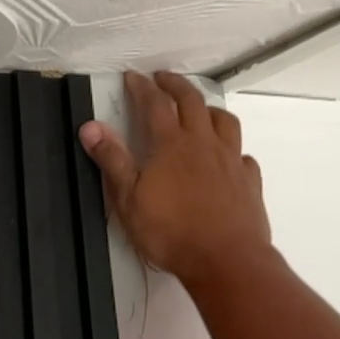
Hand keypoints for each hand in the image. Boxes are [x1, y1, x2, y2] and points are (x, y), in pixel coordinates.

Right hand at [78, 71, 271, 285]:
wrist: (227, 262)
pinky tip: (229, 158)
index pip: (154, 103)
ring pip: (224, 120)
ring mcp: (230, 160)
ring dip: (209, 109)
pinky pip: (244, 156)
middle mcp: (203, 143)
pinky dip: (234, 150)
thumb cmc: (172, 232)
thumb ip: (112, 160)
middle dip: (175, 84)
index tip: (133, 76)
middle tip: (163, 78)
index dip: (142, 87)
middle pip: (192, 100)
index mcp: (171, 144)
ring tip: (200, 110)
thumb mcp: (129, 200)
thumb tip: (90, 126)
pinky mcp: (249, 182)